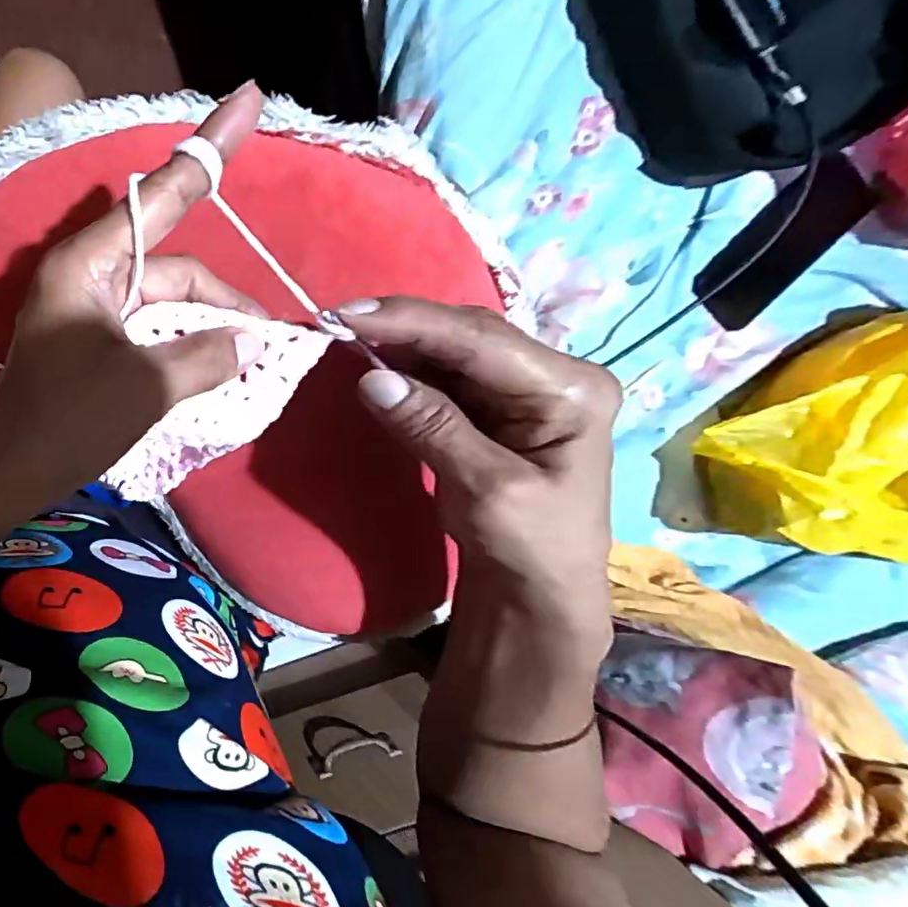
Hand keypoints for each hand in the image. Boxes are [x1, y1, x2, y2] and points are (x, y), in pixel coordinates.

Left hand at [0, 83, 270, 505]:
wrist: (10, 474)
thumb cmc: (71, 422)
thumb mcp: (148, 386)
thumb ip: (207, 355)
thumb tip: (252, 341)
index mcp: (88, 265)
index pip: (160, 197)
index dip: (209, 151)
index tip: (250, 98)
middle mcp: (84, 276)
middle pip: (169, 266)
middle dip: (220, 297)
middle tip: (268, 334)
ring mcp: (83, 311)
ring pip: (160, 301)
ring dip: (202, 325)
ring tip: (247, 354)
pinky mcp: (87, 343)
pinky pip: (145, 328)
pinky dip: (178, 344)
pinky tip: (211, 362)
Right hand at [338, 298, 620, 639]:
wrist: (536, 591)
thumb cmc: (530, 545)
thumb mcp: (486, 488)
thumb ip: (433, 427)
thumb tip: (372, 377)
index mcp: (568, 389)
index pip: (480, 339)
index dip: (412, 321)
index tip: (348, 314)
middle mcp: (549, 377)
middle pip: (467, 335)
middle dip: (403, 325)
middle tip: (338, 321)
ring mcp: (518, 392)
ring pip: (451, 351)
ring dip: (399, 344)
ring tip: (347, 336)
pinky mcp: (489, 410)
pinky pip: (442, 377)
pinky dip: (405, 370)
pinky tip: (374, 363)